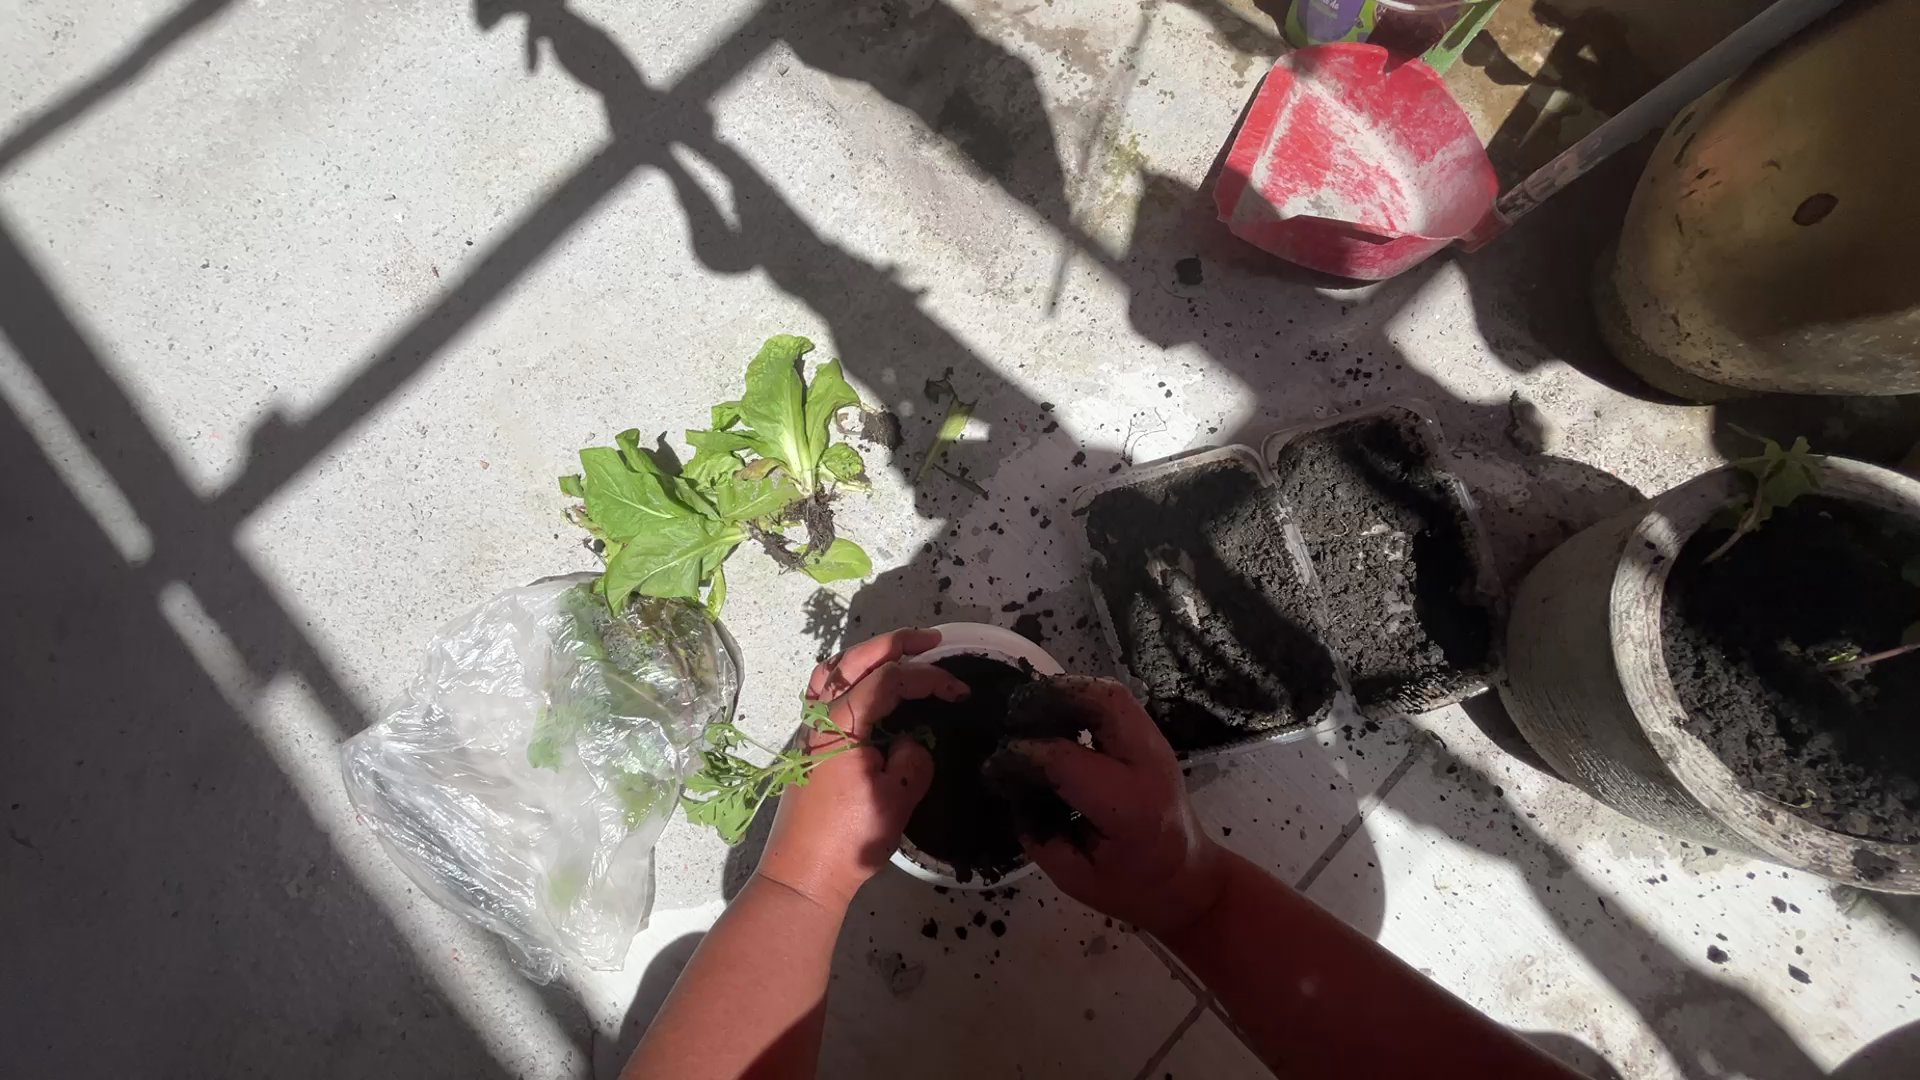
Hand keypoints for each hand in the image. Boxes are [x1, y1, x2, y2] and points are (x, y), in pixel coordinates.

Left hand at [753, 629, 966, 911]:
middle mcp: (820, 715)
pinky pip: (826, 692)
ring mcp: (810, 728)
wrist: (802, 875)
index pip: (889, 680)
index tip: (959, 691)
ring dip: (867, 655)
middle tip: (932, 640)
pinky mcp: (810, 743)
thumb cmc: (849, 838)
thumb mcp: (897, 799)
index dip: (929, 678)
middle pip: (856, 659)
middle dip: (895, 643)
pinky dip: (851, 677)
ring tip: (899, 655)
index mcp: (842, 722)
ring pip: (833, 670)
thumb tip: (911, 744)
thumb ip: (914, 759)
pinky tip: (871, 690)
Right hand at [1010, 677, 1228, 937]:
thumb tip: (1009, 787)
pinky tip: (1058, 713)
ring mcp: (1155, 745)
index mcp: (1129, 807)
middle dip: (1051, 699)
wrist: (1191, 881)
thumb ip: (1037, 835)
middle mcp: (1148, 765)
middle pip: (1101, 703)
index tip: (997, 765)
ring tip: (1033, 707)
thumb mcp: (1076, 878)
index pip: (1065, 760)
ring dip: (1067, 691)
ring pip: (1110, 692)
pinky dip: (1082, 697)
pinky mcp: (1151, 738)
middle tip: (1015, 713)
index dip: (1023, 756)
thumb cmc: (1134, 888)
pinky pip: (1114, 701)